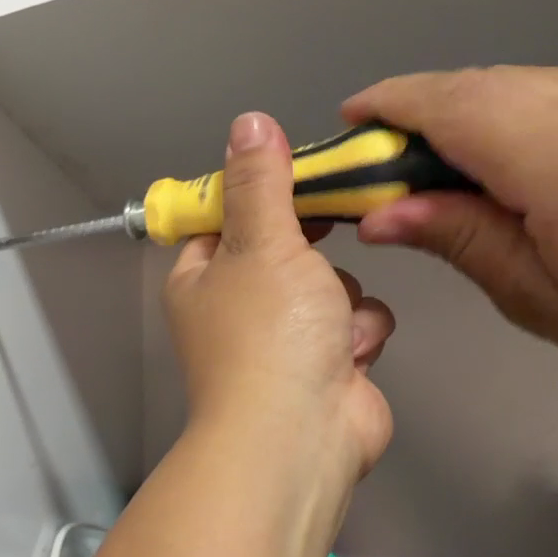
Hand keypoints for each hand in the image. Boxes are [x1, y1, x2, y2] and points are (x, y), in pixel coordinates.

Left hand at [166, 113, 394, 481]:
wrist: (298, 432)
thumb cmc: (267, 333)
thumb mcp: (260, 243)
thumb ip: (260, 183)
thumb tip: (246, 124)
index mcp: (198, 277)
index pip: (228, 217)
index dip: (267, 196)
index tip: (307, 181)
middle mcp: (231, 305)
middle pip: (289, 247)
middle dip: (319, 255)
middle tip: (324, 256)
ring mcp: (277, 337)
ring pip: (333, 282)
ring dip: (344, 299)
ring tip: (330, 327)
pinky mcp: (323, 362)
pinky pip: (355, 321)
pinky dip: (359, 333)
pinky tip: (348, 355)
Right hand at [345, 66, 557, 409]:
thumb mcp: (539, 296)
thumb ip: (458, 239)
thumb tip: (380, 216)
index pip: (458, 104)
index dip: (393, 102)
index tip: (348, 120)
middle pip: (494, 83)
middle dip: (423, 106)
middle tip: (379, 154)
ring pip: (539, 83)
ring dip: (474, 109)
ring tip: (439, 161)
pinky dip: (526, 113)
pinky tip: (514, 159)